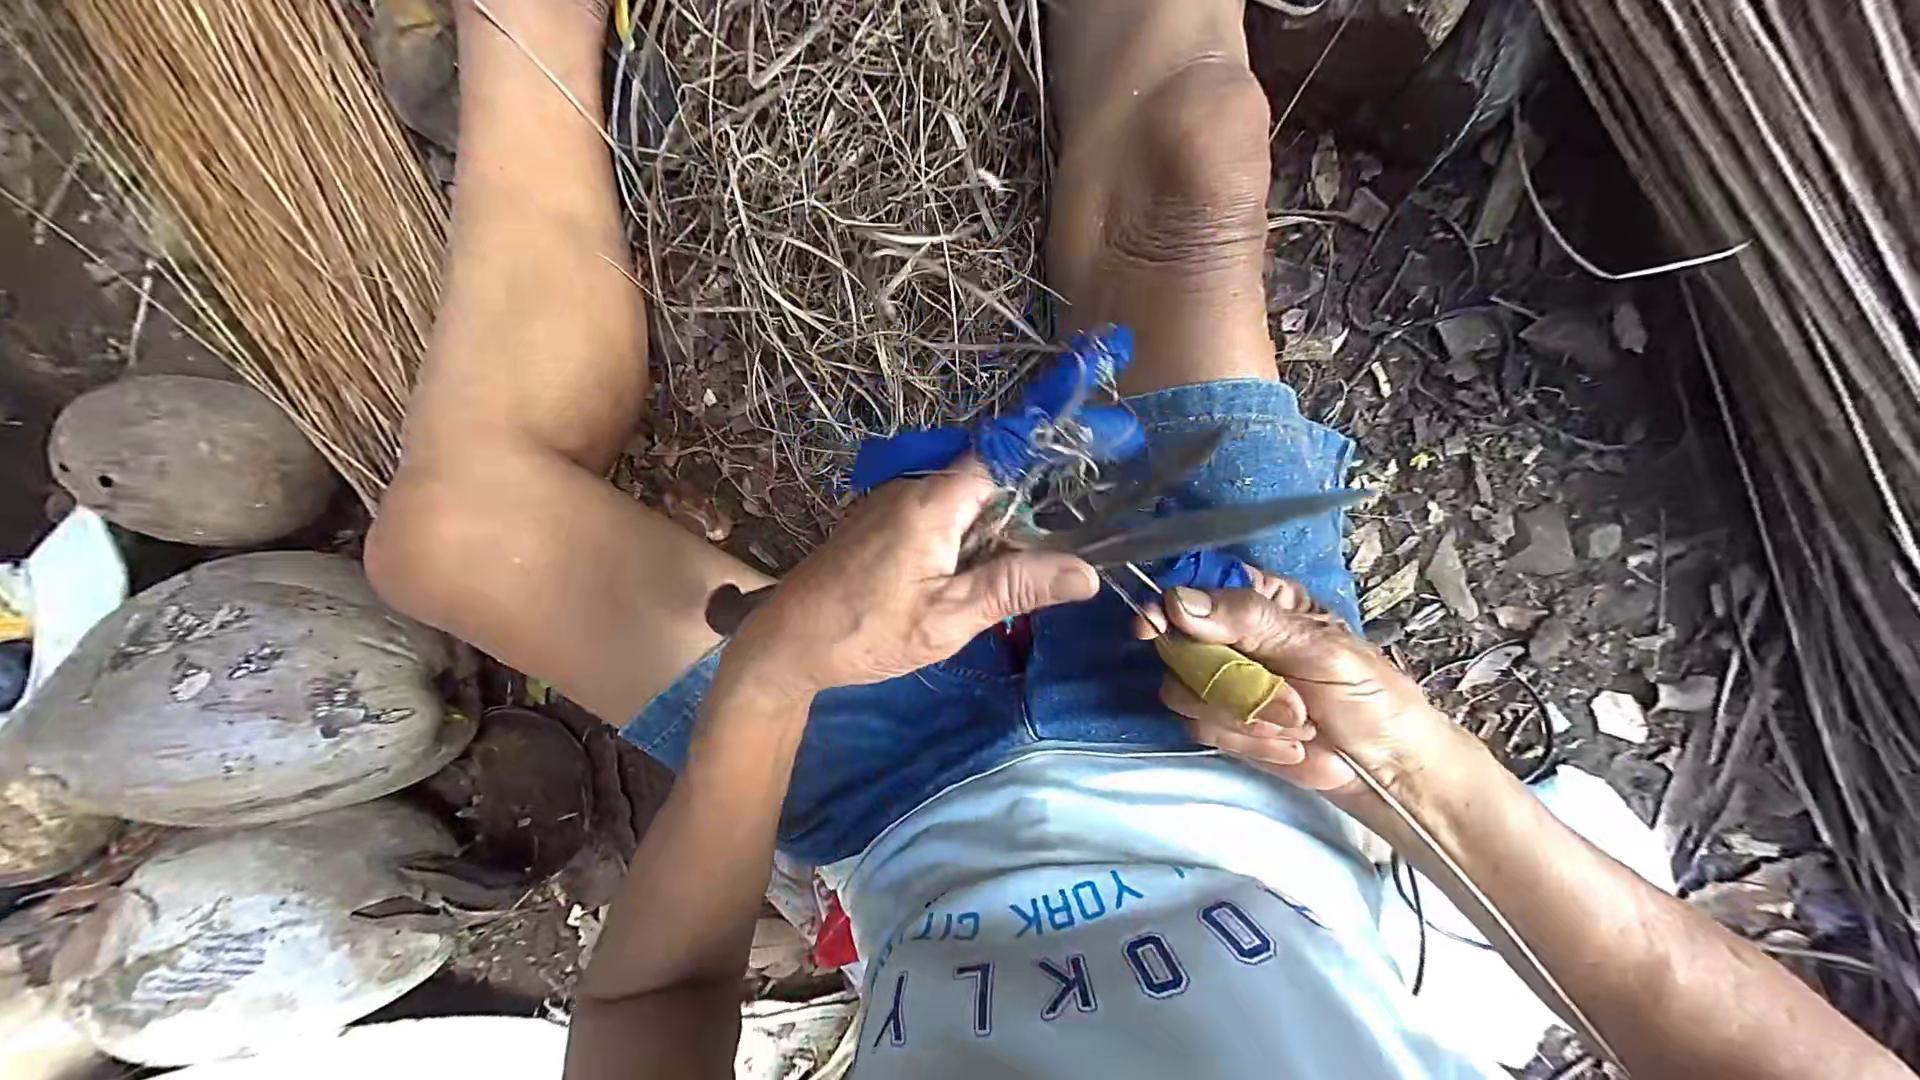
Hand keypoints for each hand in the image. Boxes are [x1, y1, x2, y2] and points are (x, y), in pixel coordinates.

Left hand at [725, 461, 1098, 697]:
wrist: (788, 643)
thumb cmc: (866, 633)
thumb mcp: (948, 619)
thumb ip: (1015, 588)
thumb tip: (1087, 573)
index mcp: (931, 502)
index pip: (1001, 456)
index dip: (1045, 455)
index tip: (1090, 464)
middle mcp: (912, 488)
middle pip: (986, 479)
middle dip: (1024, 511)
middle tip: (1056, 553)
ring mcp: (893, 503)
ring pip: (963, 500)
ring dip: (994, 530)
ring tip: (1017, 572)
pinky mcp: (883, 523)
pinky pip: (938, 514)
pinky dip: (965, 536)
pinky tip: (969, 574)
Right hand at [1136, 572, 1466, 802]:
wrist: (1389, 770)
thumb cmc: (1368, 695)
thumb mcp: (1318, 648)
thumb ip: (1248, 621)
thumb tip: (1177, 602)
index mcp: (1256, 602)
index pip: (1192, 590)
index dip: (1167, 605)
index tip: (1152, 626)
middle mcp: (1228, 637)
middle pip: (1178, 646)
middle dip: (1226, 680)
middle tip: (1283, 697)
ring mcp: (1219, 681)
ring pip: (1183, 691)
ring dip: (1244, 715)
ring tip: (1298, 723)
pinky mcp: (1219, 722)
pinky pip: (1201, 727)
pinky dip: (1248, 739)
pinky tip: (1288, 742)